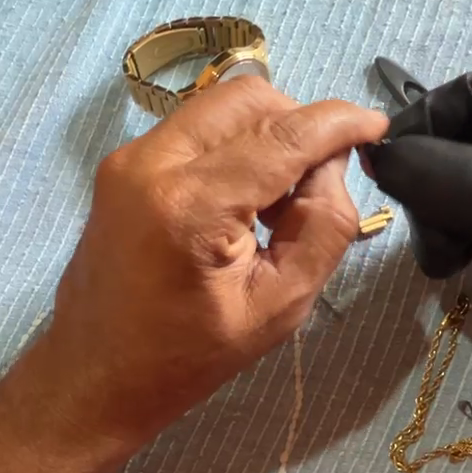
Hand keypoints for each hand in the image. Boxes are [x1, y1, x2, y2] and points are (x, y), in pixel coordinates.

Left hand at [26, 77, 385, 448]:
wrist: (95, 374)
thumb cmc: (188, 357)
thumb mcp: (278, 307)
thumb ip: (322, 227)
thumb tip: (331, 164)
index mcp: (191, 204)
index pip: (284, 135)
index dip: (340, 123)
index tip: (376, 126)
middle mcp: (152, 161)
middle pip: (249, 98)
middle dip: (298, 123)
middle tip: (316, 181)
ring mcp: (128, 158)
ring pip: (219, 105)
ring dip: (264, 132)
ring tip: (275, 198)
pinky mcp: (121, 165)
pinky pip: (193, 128)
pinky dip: (230, 144)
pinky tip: (238, 199)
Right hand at [368, 69, 471, 445]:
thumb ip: (452, 177)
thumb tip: (379, 156)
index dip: (424, 123)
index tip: (383, 169)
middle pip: (468, 140)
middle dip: (434, 183)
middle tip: (429, 237)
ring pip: (470, 185)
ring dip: (442, 217)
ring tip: (445, 263)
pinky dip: (462, 237)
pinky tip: (460, 266)